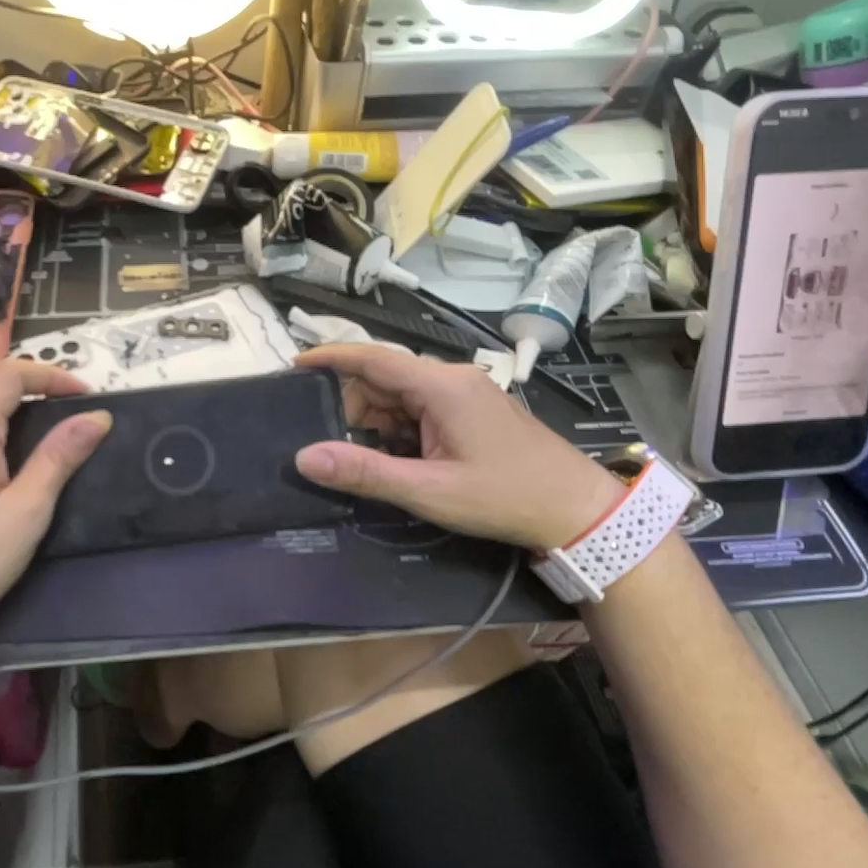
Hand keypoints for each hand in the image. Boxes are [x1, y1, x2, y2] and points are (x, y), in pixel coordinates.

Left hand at [0, 361, 110, 662]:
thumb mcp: (27, 510)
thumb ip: (60, 457)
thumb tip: (96, 416)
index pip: (10, 374)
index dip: (52, 376)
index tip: (87, 398)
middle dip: (36, 397)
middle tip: (75, 424)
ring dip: (13, 420)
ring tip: (49, 450)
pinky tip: (6, 477)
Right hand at [293, 344, 625, 552]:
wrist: (575, 509)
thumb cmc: (504, 496)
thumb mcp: (429, 491)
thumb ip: (365, 473)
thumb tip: (305, 458)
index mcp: (441, 386)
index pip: (373, 358)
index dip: (330, 358)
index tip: (293, 366)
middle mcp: (450, 379)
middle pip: (383, 380)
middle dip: (350, 409)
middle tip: (324, 446)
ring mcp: (463, 395)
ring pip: (399, 398)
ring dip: (374, 426)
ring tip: (354, 461)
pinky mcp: (470, 413)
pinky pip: (419, 412)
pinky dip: (397, 433)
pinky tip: (391, 462)